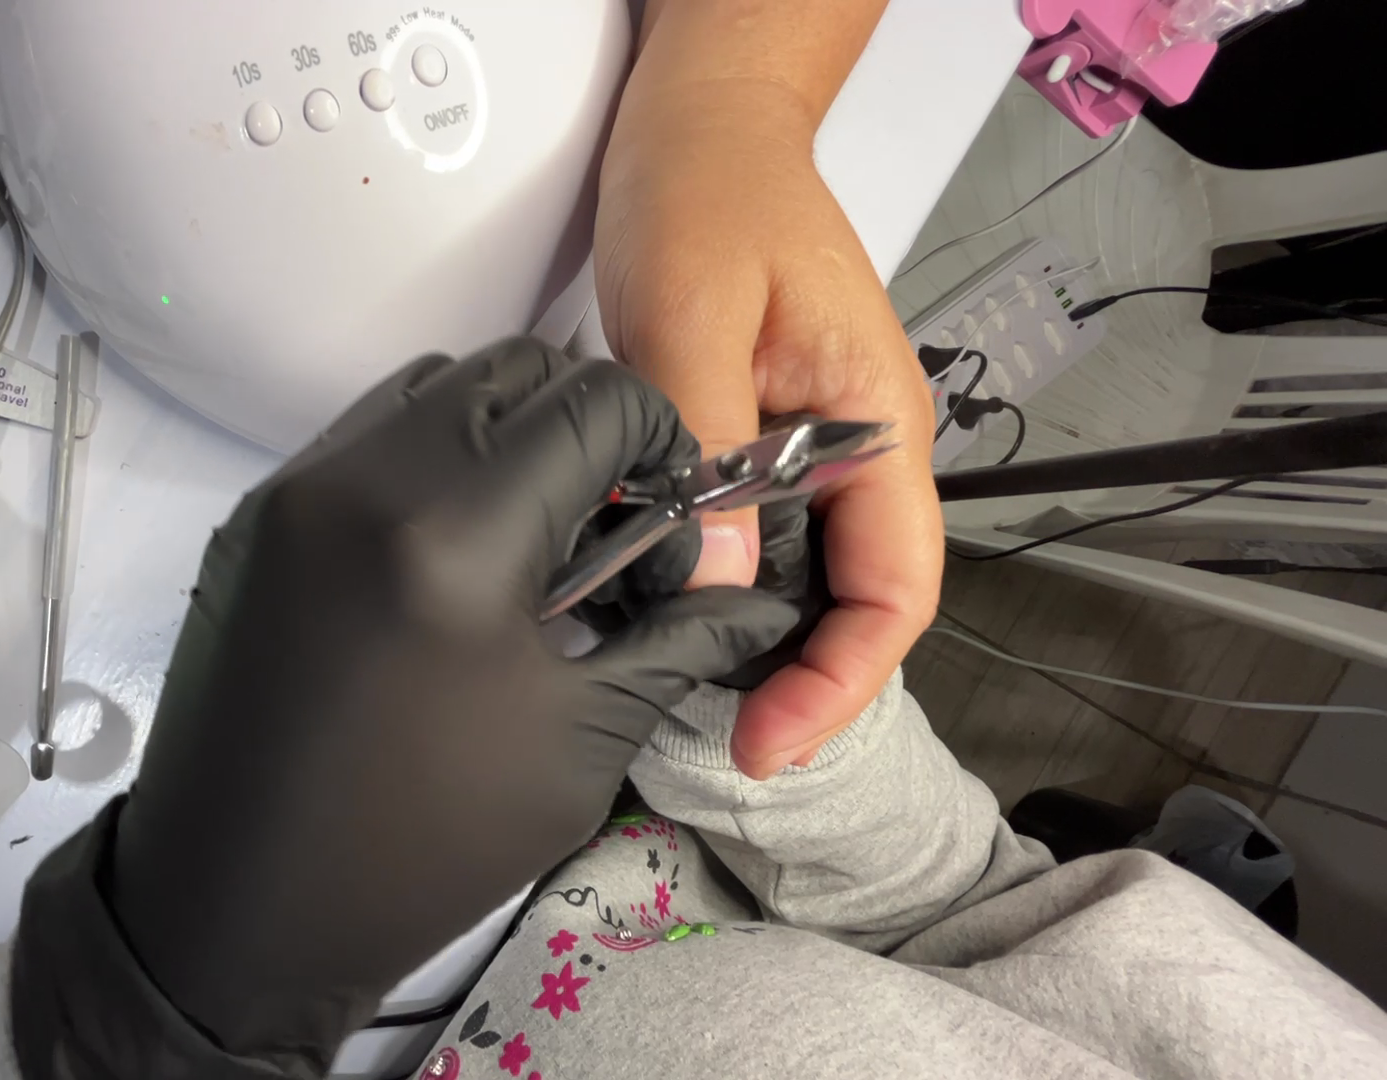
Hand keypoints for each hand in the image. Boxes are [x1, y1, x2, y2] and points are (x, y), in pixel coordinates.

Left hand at [104, 340, 797, 1070]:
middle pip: (510, 370)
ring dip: (498, 429)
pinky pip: (362, 435)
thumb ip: (675, 643)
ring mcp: (292, 487)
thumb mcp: (576, 745)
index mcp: (456, 535)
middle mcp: (363, 479)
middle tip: (597, 515)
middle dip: (579, 422)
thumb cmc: (423, 844)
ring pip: (429, 387)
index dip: (657, 434)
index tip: (664, 505)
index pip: (592, 402)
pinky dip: (424, 453)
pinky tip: (436, 545)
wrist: (239, 903)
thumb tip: (752, 596)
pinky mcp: (253, 514)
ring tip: (518, 527)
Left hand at [595, 80, 942, 778]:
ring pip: (797, 569)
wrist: (697, 128)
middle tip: (720, 736)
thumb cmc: (706, 196)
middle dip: (798, 676)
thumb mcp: (695, 321)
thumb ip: (712, 450)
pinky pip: (749, 527)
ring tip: (686, 689)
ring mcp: (799, 440)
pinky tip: (663, 601)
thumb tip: (716, 583)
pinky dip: (716, 578)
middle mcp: (848, 444)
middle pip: (849, 595)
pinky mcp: (749, 427)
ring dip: (755, 637)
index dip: (842, 679)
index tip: (772, 738)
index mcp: (873, 423)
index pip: (896, 586)